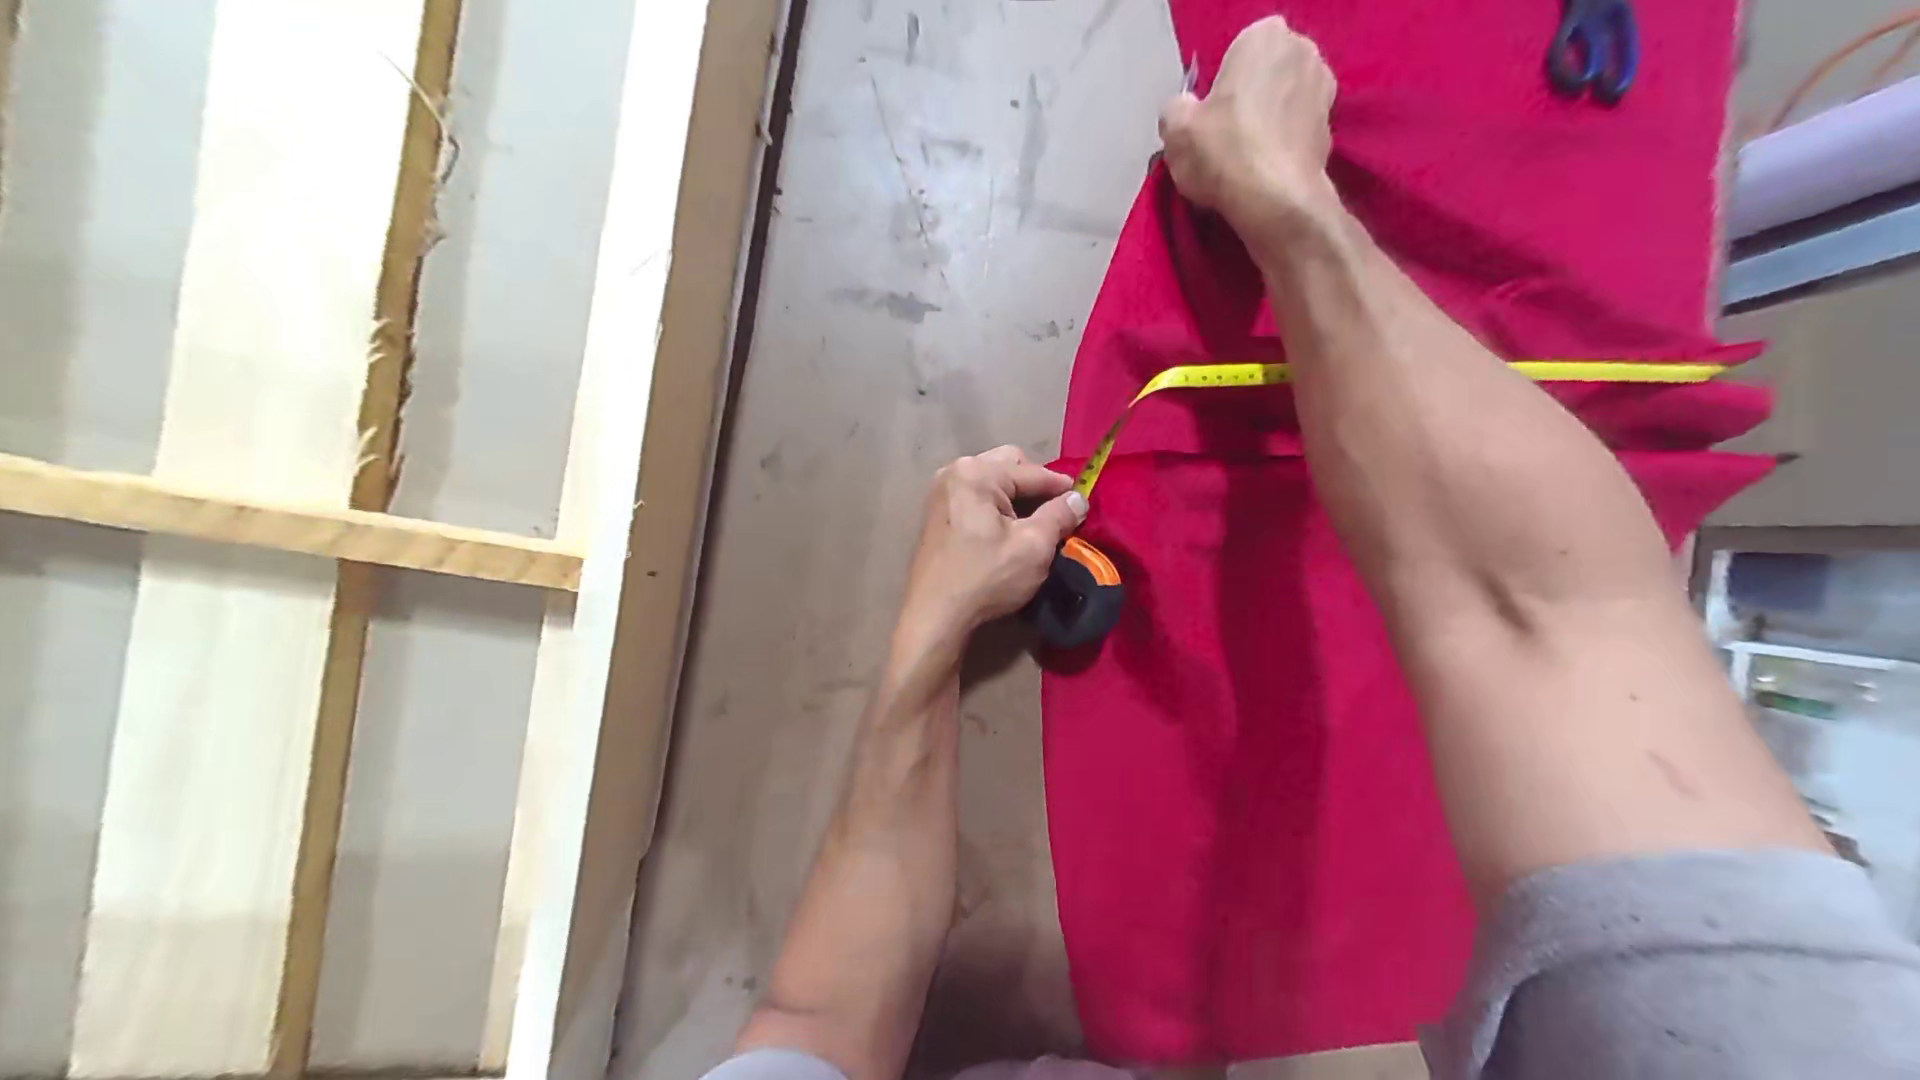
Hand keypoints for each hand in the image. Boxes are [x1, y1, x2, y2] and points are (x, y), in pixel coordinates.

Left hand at [897, 446, 1087, 645]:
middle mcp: (954, 472)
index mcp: (977, 473)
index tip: (1084, 499)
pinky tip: (1008, 527)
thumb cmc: (986, 578)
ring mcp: (941, 492)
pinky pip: (975, 495)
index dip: (1062, 486)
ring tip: (1035, 520)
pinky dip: (995, 505)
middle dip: (1035, 485)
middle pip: (1008, 465)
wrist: (935, 615)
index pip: (1032, 472)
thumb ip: (1059, 516)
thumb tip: (1078, 499)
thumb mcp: (1033, 547)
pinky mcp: (936, 512)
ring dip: (1015, 495)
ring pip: (991, 480)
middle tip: (1056, 511)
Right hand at [1158, 16, 1338, 238]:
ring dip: (1262, 128)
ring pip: (1278, 107)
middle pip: (1259, 80)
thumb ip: (1176, 109)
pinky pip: (1293, 135)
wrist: (1273, 200)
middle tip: (1220, 144)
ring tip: (1239, 165)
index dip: (1215, 92)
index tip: (1205, 123)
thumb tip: (1185, 110)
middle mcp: (1302, 51)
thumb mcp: (1175, 129)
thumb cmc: (1222, 152)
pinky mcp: (1330, 129)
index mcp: (1263, 37)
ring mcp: (1323, 89)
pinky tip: (1260, 175)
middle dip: (1243, 106)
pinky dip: (1279, 150)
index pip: (1232, 57)